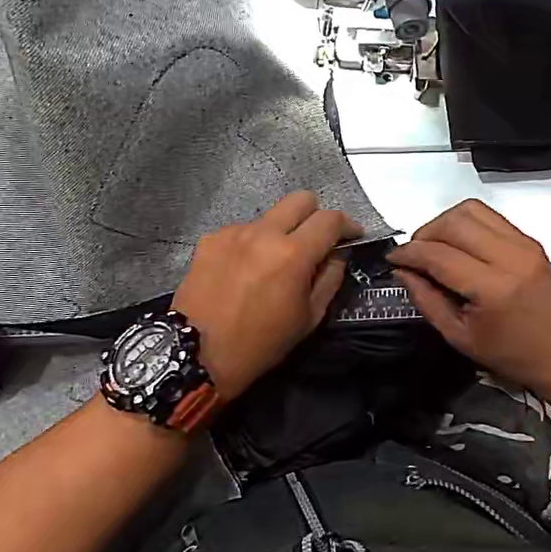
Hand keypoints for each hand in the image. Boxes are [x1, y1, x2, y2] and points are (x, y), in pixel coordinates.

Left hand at [171, 191, 360, 397]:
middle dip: (315, 215)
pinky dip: (250, 245)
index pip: (330, 219)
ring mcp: (233, 232)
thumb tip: (337, 253)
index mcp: (293, 253)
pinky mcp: (210, 239)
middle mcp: (263, 232)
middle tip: (315, 240)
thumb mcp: (308, 318)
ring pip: (268, 217)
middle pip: (300, 199)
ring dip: (279, 233)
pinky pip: (241, 232)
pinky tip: (242, 272)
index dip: (348, 224)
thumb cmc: (260, 344)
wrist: (197, 352)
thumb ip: (329, 278)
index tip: (352, 235)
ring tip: (271, 265)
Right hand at [388, 200, 550, 403]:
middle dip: (424, 234)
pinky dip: (465, 223)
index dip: (408, 253)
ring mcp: (524, 245)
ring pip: (470, 210)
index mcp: (494, 288)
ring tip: (436, 248)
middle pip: (453, 222)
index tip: (393, 259)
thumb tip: (403, 271)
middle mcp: (511, 257)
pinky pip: (489, 216)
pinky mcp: (530, 241)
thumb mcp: (460, 338)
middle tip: (415, 256)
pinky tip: (459, 246)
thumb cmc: (515, 356)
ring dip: (444, 223)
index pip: (437, 254)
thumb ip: (426, 300)